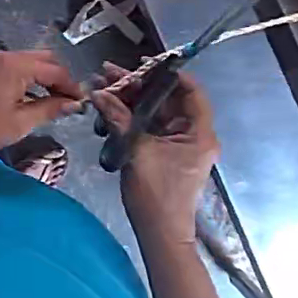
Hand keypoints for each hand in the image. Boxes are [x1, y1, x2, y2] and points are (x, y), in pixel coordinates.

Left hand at [0, 50, 84, 157]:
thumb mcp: (21, 122)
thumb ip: (50, 109)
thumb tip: (73, 104)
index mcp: (16, 65)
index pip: (55, 71)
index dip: (72, 86)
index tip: (82, 103)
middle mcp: (7, 56)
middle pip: (45, 60)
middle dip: (61, 78)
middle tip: (70, 101)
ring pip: (32, 61)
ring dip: (46, 77)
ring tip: (56, 101)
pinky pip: (18, 66)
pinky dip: (32, 78)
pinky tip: (36, 96)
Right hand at [91, 62, 218, 246]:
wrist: (159, 233)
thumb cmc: (156, 194)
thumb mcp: (136, 151)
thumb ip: (119, 118)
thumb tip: (99, 92)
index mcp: (199, 132)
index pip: (191, 92)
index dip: (169, 74)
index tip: (143, 64)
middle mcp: (193, 134)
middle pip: (167, 99)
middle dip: (138, 85)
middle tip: (110, 73)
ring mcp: (179, 144)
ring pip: (154, 111)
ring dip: (130, 99)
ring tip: (102, 86)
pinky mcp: (164, 152)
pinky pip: (149, 126)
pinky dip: (130, 116)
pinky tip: (108, 106)